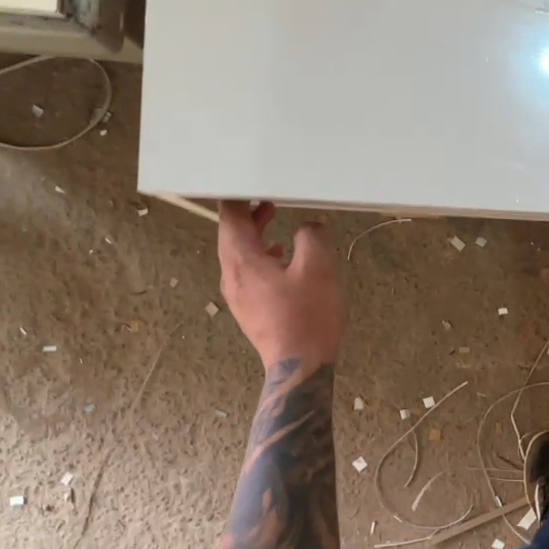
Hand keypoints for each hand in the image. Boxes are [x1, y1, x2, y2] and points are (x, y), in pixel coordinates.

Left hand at [218, 201, 344, 372]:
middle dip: (248, 215)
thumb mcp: (319, 269)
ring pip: (240, 256)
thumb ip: (312, 238)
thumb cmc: (307, 315)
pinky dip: (262, 258)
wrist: (300, 366)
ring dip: (257, 237)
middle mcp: (232, 276)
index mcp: (242, 261)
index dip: (239, 197)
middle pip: (231, 236)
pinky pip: (249, 274)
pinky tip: (283, 262)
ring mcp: (239, 296)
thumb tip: (309, 227)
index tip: (251, 182)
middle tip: (268, 198)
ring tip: (276, 223)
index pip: (230, 218)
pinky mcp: (251, 311)